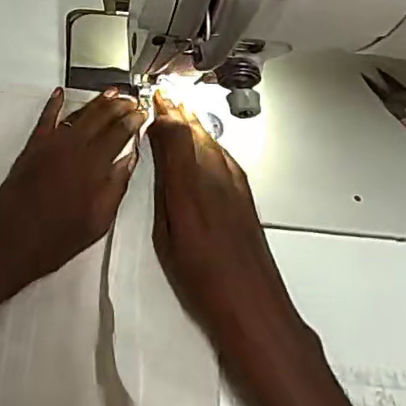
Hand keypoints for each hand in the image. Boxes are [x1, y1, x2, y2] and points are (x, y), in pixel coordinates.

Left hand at [0, 89, 142, 293]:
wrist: (12, 241)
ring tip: (109, 93)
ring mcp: (51, 145)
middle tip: (129, 99)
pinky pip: (45, 118)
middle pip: (101, 118)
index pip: (119, 133)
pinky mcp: (32, 147)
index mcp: (94, 166)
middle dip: (118, 106)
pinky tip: (60, 94)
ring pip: (78, 114)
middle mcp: (73, 149)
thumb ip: (116, 187)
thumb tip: (129, 161)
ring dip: (95, 102)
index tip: (141, 114)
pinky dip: (54, 103)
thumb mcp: (98, 221)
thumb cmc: (55, 239)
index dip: (132, 120)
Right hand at [149, 91, 296, 350]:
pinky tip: (201, 144)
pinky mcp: (245, 196)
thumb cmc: (205, 278)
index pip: (176, 132)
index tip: (152, 99)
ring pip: (211, 140)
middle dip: (178, 112)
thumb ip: (163, 189)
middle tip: (164, 98)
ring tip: (179, 113)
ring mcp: (235, 185)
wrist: (252, 306)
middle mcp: (217, 177)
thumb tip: (158, 159)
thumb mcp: (167, 232)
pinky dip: (207, 142)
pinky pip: (222, 154)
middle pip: (195, 131)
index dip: (163, 112)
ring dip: (193, 124)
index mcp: (191, 184)